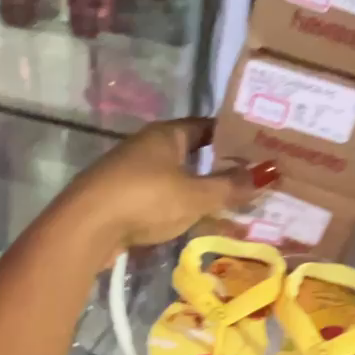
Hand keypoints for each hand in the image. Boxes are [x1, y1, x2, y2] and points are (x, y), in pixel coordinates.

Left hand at [57, 118, 261, 249]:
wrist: (87, 227)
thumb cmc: (145, 199)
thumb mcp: (195, 194)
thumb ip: (230, 186)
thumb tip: (267, 173)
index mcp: (165, 134)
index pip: (206, 127)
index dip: (232, 137)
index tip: (258, 150)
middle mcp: (147, 147)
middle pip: (190, 155)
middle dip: (218, 169)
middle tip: (252, 183)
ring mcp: (131, 175)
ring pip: (176, 180)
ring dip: (199, 193)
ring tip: (231, 208)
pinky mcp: (122, 202)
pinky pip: (161, 202)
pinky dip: (180, 210)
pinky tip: (195, 224)